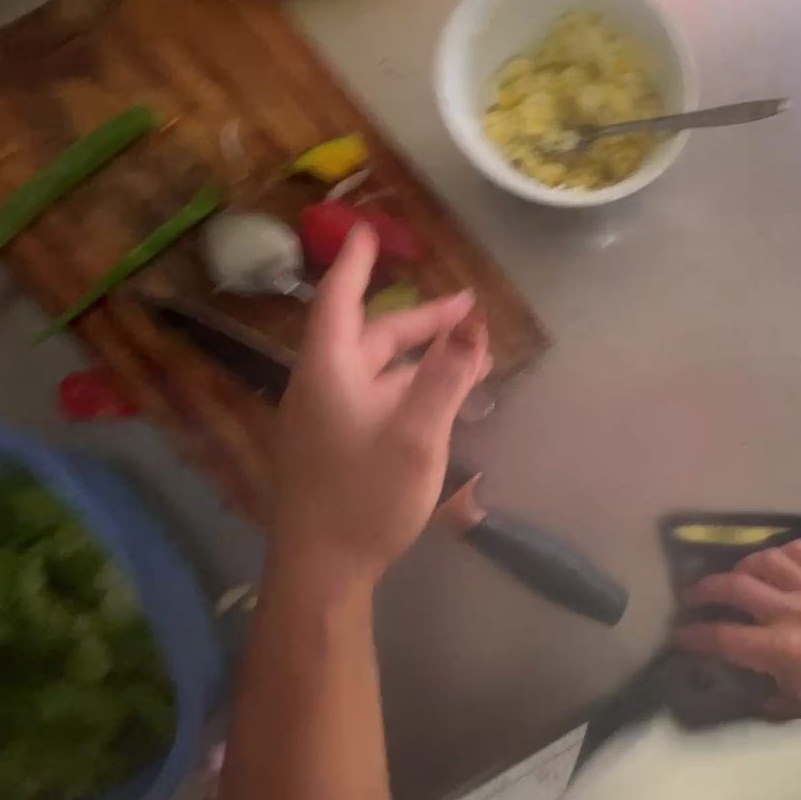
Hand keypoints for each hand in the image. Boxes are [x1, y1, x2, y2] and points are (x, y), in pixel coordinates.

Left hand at [270, 225, 491, 587]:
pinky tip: (438, 398)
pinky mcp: (335, 445)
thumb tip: (477, 321)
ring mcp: (327, 419)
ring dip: (420, 355)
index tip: (367, 231)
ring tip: (466, 353)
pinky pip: (376, 396)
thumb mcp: (417, 434)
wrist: (323, 569)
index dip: (354, 264)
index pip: (340, 302)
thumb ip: (447, 376)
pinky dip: (410, 384)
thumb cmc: (367, 496)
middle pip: (371, 337)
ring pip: (377, 369)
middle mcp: (323, 387)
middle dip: (420, 320)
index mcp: (332, 373)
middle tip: (468, 311)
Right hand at [675, 540, 800, 717]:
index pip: (723, 635)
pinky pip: (798, 551)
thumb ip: (761, 691)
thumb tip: (737, 682)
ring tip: (733, 576)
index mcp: (779, 647)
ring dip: (741, 565)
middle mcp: (789, 611)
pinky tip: (772, 563)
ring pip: (764, 560)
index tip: (680, 632)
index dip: (695, 633)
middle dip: (705, 589)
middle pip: (735, 586)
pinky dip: (780, 552)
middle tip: (691, 596)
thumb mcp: (794, 703)